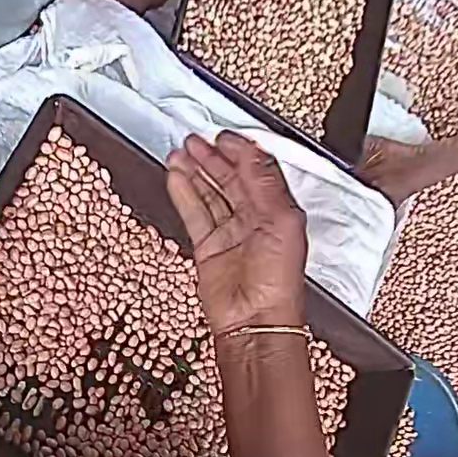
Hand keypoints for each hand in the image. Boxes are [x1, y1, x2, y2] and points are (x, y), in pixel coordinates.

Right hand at [166, 132, 306, 334]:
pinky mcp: (208, 249)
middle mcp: (254, 220)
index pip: (257, 171)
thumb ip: (264, 183)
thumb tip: (251, 152)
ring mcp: (229, 234)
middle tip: (194, 141)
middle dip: (212, 157)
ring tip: (179, 154)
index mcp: (278, 210)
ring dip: (194, 172)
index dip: (240, 151)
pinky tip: (176, 178)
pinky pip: (194, 214)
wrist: (255, 319)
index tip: (224, 136)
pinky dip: (184, 194)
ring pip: (209, 194)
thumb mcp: (281, 221)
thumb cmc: (277, 282)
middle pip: (230, 179)